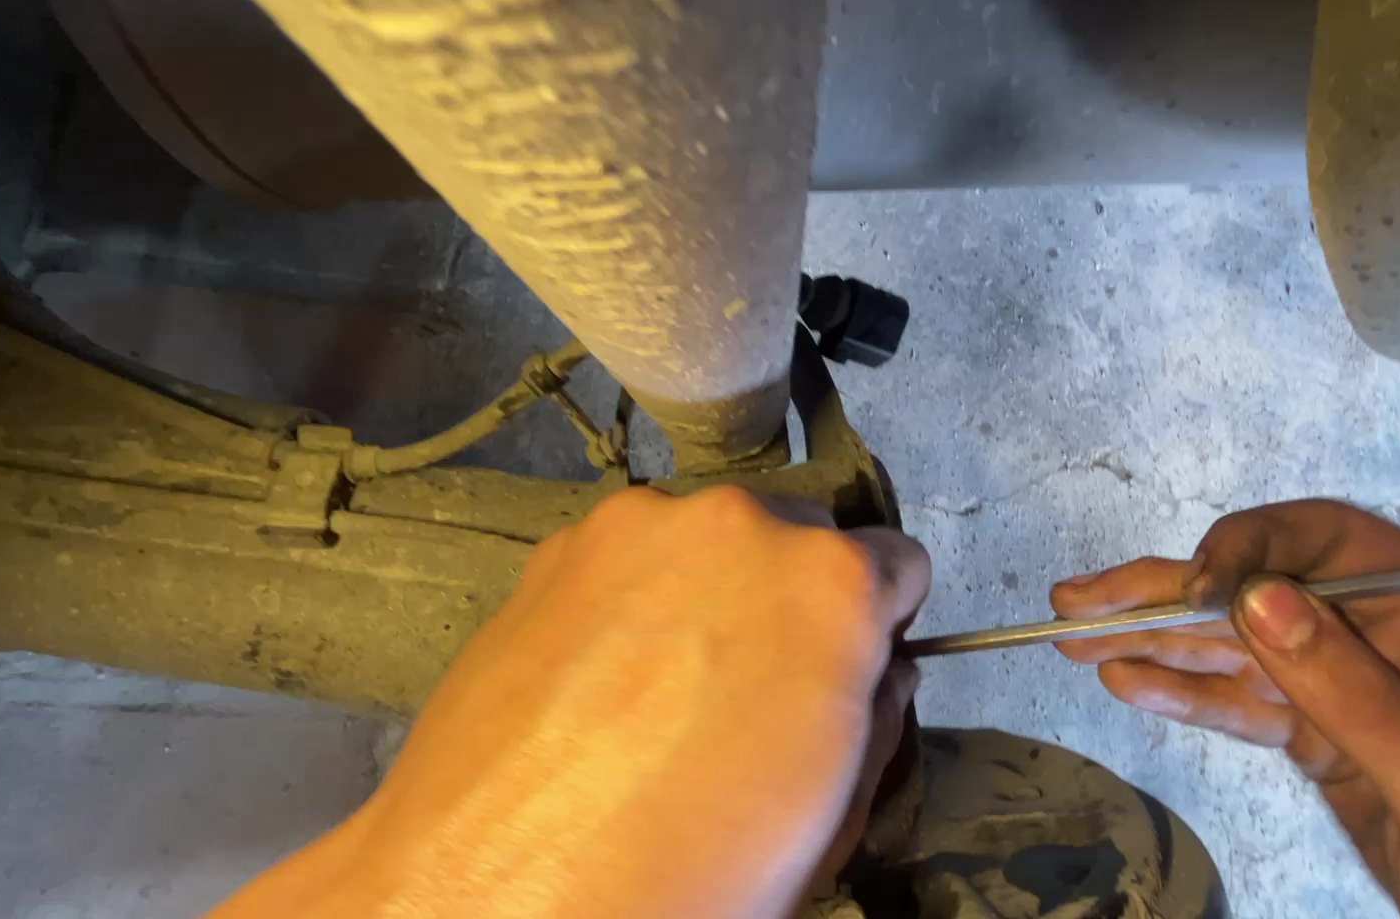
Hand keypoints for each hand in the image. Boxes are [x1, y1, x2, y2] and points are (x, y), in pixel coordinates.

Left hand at [213, 486, 929, 918]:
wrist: (499, 893)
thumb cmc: (703, 867)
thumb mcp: (835, 808)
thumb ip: (879, 709)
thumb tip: (880, 663)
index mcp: (831, 581)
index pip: (900, 561)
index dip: (884, 617)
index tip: (850, 663)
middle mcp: (746, 519)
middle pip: (807, 532)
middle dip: (799, 590)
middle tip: (752, 675)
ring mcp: (648, 519)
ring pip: (719, 534)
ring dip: (718, 580)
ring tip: (664, 671)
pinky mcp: (567, 538)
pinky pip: (640, 549)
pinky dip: (643, 587)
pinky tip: (602, 664)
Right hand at [1050, 500, 1399, 917]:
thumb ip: (1366, 704)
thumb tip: (1258, 599)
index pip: (1336, 545)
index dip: (1252, 548)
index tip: (1192, 590)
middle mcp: (1398, 646)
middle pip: (1264, 592)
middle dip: (1167, 592)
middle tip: (1075, 599)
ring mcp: (1362, 695)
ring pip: (1242, 647)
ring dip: (1156, 640)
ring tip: (1074, 634)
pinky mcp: (1335, 743)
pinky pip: (1251, 704)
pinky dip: (1189, 694)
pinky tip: (1129, 686)